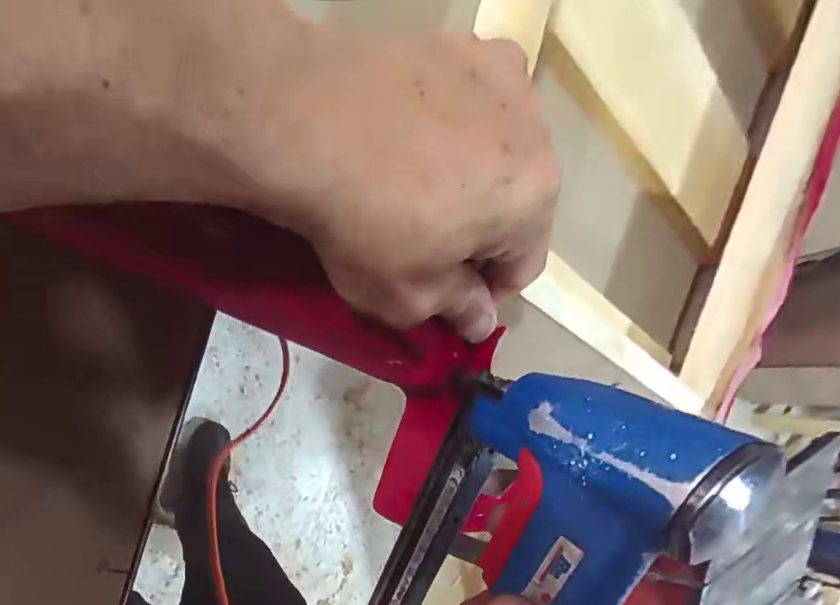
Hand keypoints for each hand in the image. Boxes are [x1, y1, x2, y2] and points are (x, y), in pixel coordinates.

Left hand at [255, 30, 559, 341]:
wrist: (306, 126)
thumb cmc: (367, 227)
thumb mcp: (410, 298)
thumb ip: (457, 311)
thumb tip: (482, 321)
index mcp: (533, 196)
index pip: (523, 266)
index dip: (485, 296)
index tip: (448, 305)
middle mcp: (533, 128)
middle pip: (514, 205)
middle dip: (477, 238)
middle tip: (425, 255)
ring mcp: (496, 76)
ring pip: (493, 154)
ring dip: (465, 185)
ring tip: (411, 199)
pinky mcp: (456, 47)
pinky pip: (464, 109)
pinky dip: (444, 136)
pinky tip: (403, 149)